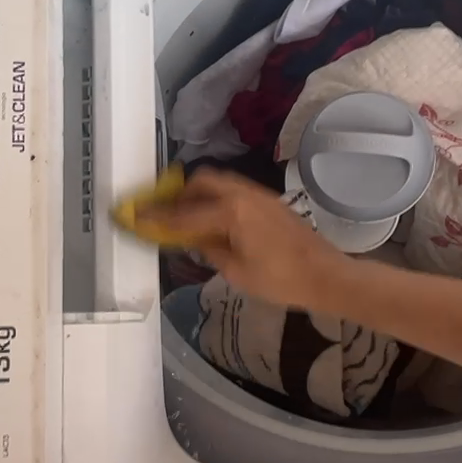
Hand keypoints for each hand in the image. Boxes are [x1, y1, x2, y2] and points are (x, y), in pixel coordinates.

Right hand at [139, 168, 351, 309]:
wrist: (326, 275)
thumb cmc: (282, 280)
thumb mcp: (236, 271)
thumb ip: (209, 248)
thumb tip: (192, 238)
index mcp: (231, 212)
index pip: (184, 215)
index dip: (156, 218)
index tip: (134, 215)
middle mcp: (242, 194)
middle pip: (200, 181)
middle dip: (177, 194)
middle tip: (162, 212)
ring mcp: (257, 194)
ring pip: (217, 182)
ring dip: (196, 193)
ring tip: (184, 215)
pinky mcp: (267, 200)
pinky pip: (232, 189)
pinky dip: (214, 197)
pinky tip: (211, 218)